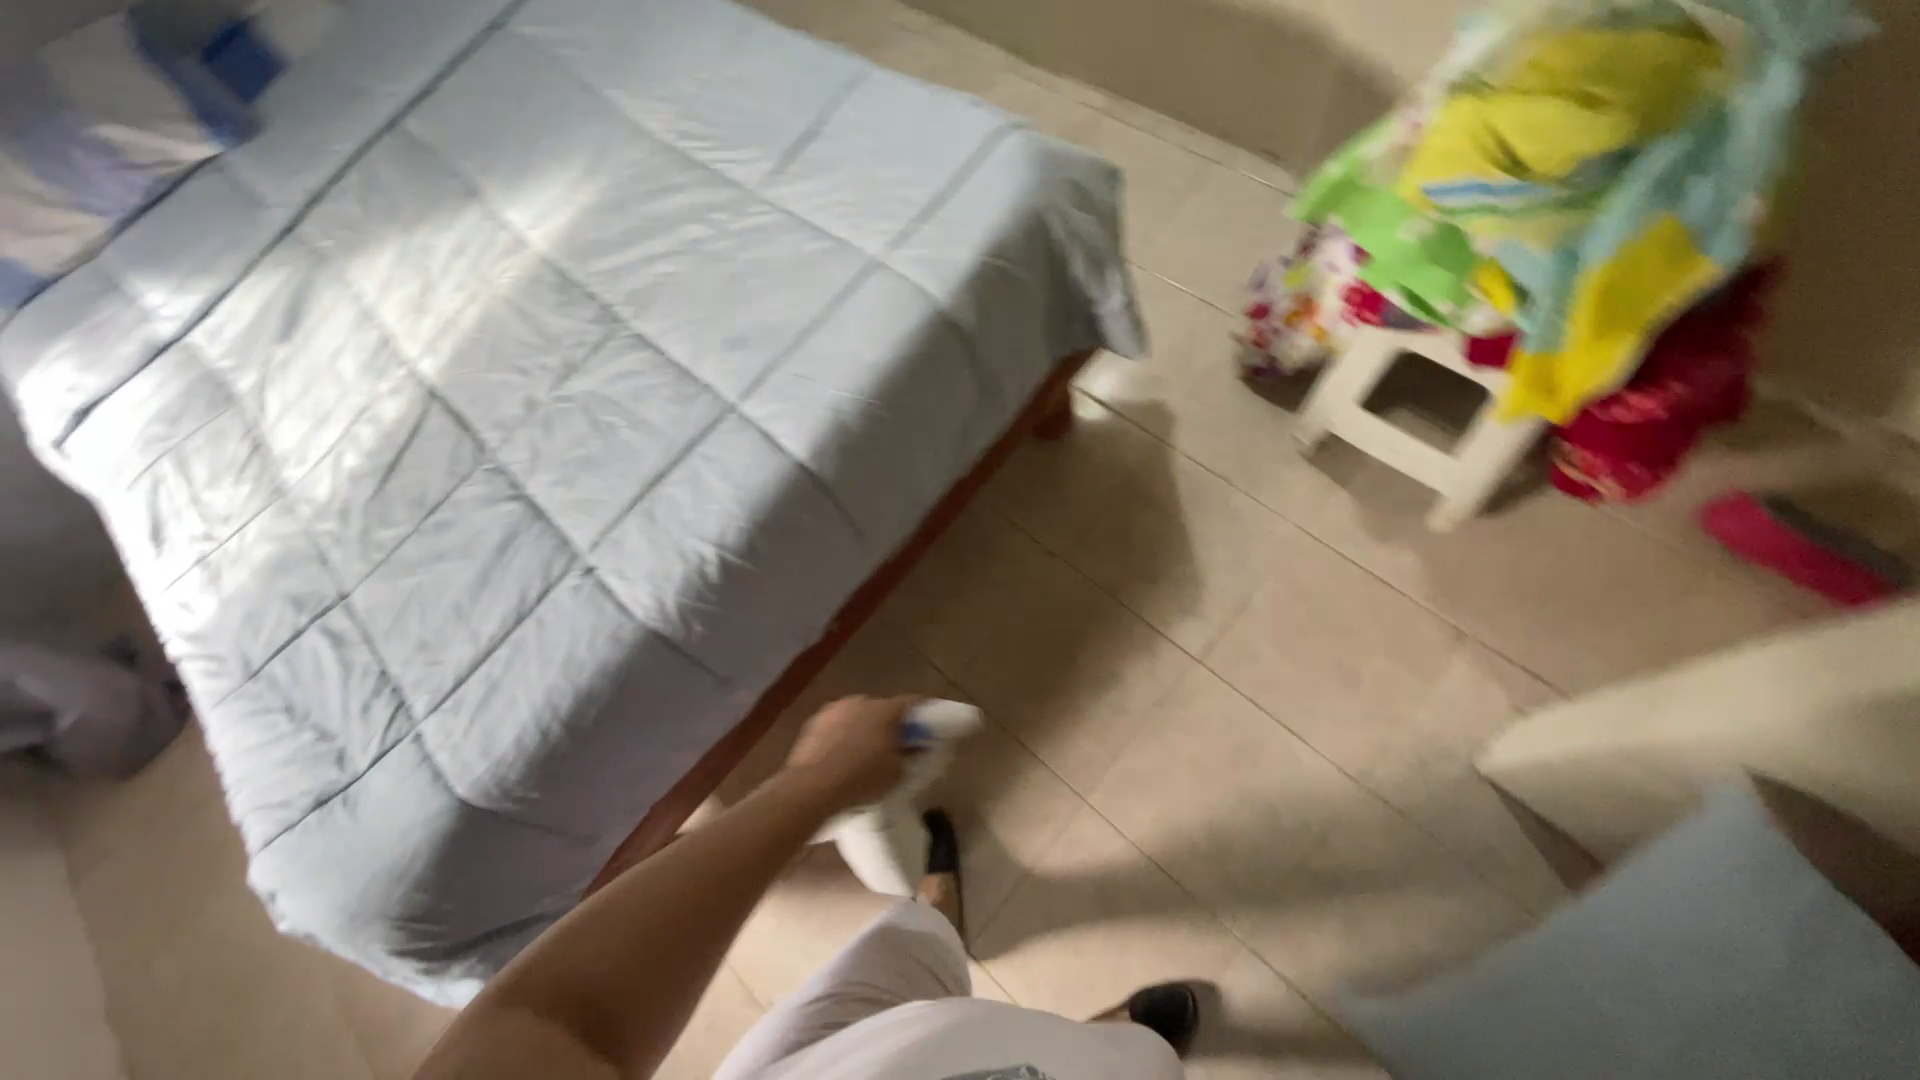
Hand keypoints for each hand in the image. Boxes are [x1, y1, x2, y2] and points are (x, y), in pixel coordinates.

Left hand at [783, 694, 917, 812]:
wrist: (813, 787)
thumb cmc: (863, 778)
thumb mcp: (897, 774)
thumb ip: (909, 756)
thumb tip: (914, 748)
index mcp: (885, 709)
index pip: (912, 702)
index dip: (923, 712)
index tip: (928, 723)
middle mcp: (860, 701)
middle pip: (881, 708)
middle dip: (889, 723)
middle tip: (894, 743)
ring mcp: (833, 710)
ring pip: (856, 716)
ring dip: (863, 728)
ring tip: (865, 752)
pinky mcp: (812, 724)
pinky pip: (835, 727)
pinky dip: (841, 737)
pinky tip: (841, 757)